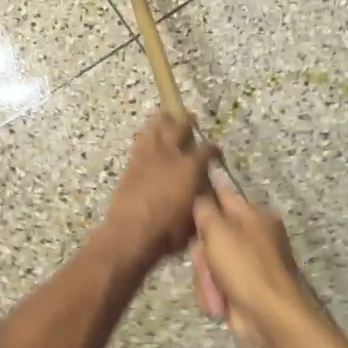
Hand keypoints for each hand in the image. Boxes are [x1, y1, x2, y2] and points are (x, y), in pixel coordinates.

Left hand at [100, 111, 217, 262]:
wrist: (131, 232)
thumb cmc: (168, 231)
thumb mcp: (196, 218)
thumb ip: (203, 198)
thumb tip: (206, 190)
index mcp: (191, 167)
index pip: (207, 150)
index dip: (214, 150)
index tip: (216, 152)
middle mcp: (171, 154)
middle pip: (180, 127)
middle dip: (188, 121)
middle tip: (191, 118)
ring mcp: (150, 155)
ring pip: (157, 126)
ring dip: (164, 120)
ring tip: (167, 115)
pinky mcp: (133, 161)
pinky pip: (141, 139)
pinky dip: (146, 133)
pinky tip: (148, 132)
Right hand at [191, 181, 309, 347]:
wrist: (270, 318)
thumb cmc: (245, 267)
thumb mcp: (218, 230)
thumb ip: (205, 208)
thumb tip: (201, 193)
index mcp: (255, 216)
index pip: (222, 197)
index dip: (202, 204)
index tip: (185, 214)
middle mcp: (255, 237)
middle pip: (212, 235)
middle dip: (203, 255)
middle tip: (205, 266)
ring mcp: (251, 264)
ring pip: (212, 262)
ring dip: (207, 280)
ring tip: (214, 294)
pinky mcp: (245, 289)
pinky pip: (218, 284)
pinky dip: (215, 295)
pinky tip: (218, 305)